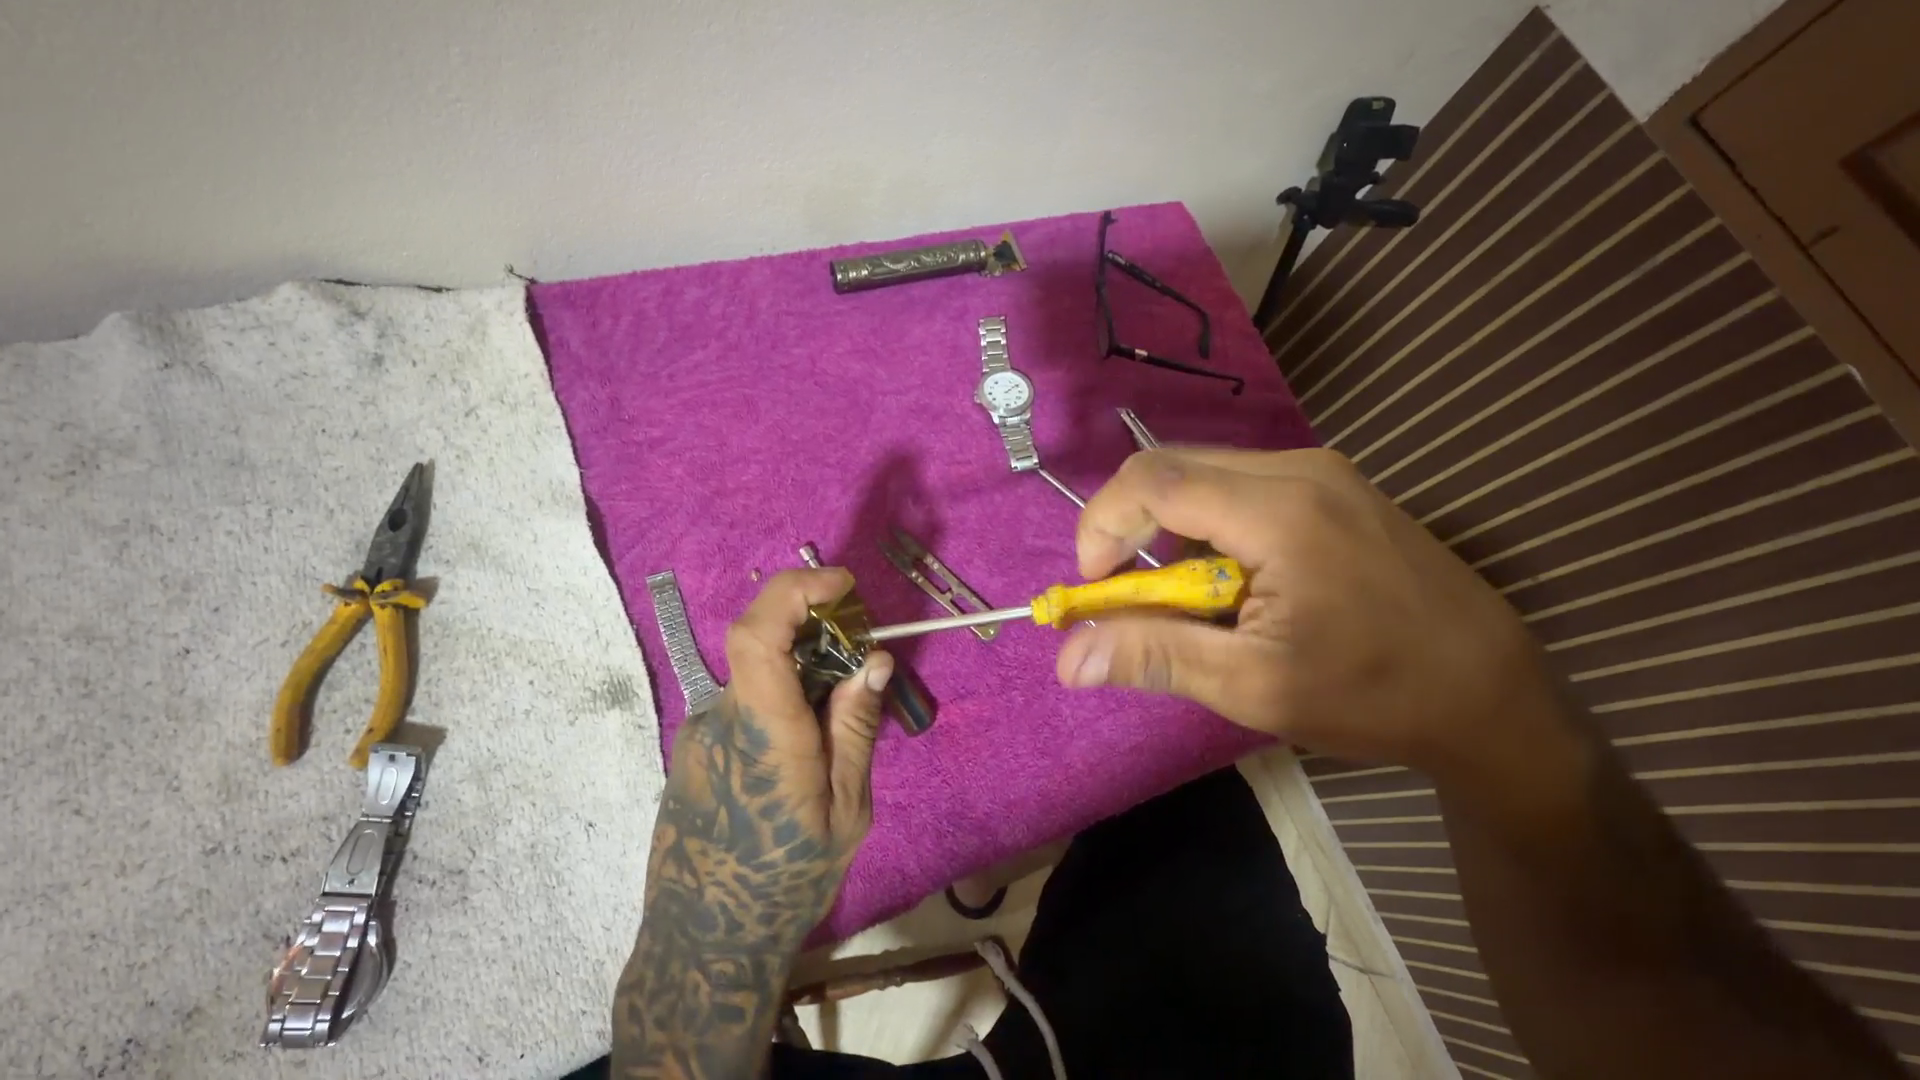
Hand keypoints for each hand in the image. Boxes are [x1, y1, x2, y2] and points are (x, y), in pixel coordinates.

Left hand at [655, 568, 892, 945]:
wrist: (704, 938)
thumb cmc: (787, 878)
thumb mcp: (846, 810)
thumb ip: (855, 728)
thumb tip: (873, 659)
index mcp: (764, 732)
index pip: (758, 633)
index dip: (797, 590)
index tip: (842, 585)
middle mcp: (720, 719)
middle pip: (763, 643)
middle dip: (816, 633)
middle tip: (859, 663)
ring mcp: (698, 733)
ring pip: (756, 676)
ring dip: (800, 675)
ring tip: (832, 727)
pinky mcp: (692, 748)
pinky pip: (741, 703)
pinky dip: (778, 701)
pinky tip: (798, 753)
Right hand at [1055, 448, 1560, 782]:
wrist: (1494, 694)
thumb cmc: (1374, 694)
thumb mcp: (1254, 686)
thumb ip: (1155, 656)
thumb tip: (1067, 658)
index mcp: (1279, 510)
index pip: (1153, 479)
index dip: (1103, 524)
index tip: (1096, 586)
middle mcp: (1299, 468)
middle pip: (1175, 466)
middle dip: (1130, 526)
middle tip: (1130, 595)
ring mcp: (1325, 473)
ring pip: (1208, 474)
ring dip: (1172, 529)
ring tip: (1188, 598)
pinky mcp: (1338, 488)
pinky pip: (1246, 486)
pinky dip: (1212, 526)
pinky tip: (1234, 580)